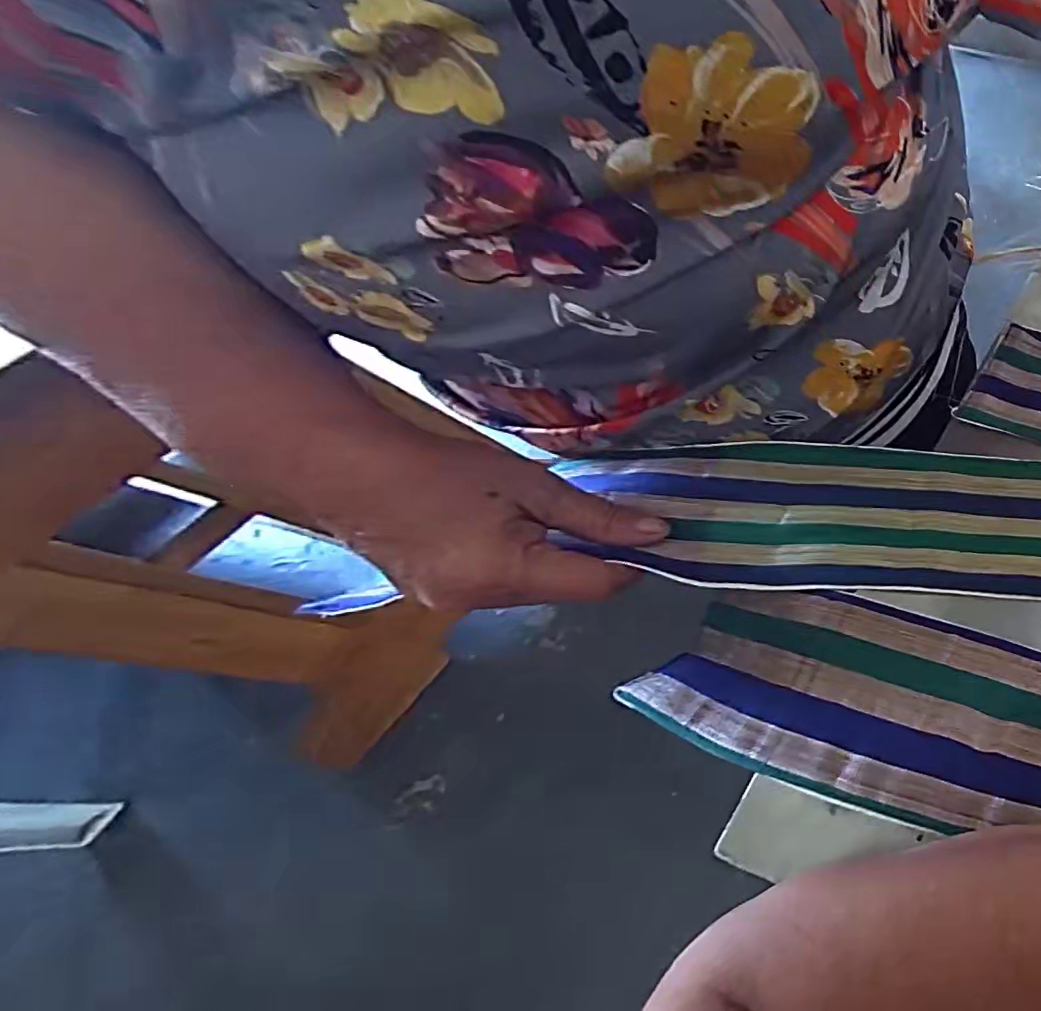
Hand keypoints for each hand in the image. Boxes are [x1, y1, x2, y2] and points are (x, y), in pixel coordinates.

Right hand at [297, 430, 669, 611]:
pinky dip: (527, 564)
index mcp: (507, 575)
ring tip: (552, 519)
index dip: (631, 564)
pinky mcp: (439, 598)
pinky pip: (507, 587)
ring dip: (561, 561)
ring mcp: (455, 606)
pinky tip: (516, 532)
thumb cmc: (447, 471)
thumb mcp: (534, 486)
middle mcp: (482, 603)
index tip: (648, 538)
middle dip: (596, 560)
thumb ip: (598, 517)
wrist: (348, 470)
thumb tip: (656, 533)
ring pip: (539, 590)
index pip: (597, 585)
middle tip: (607, 521)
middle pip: (568, 590)